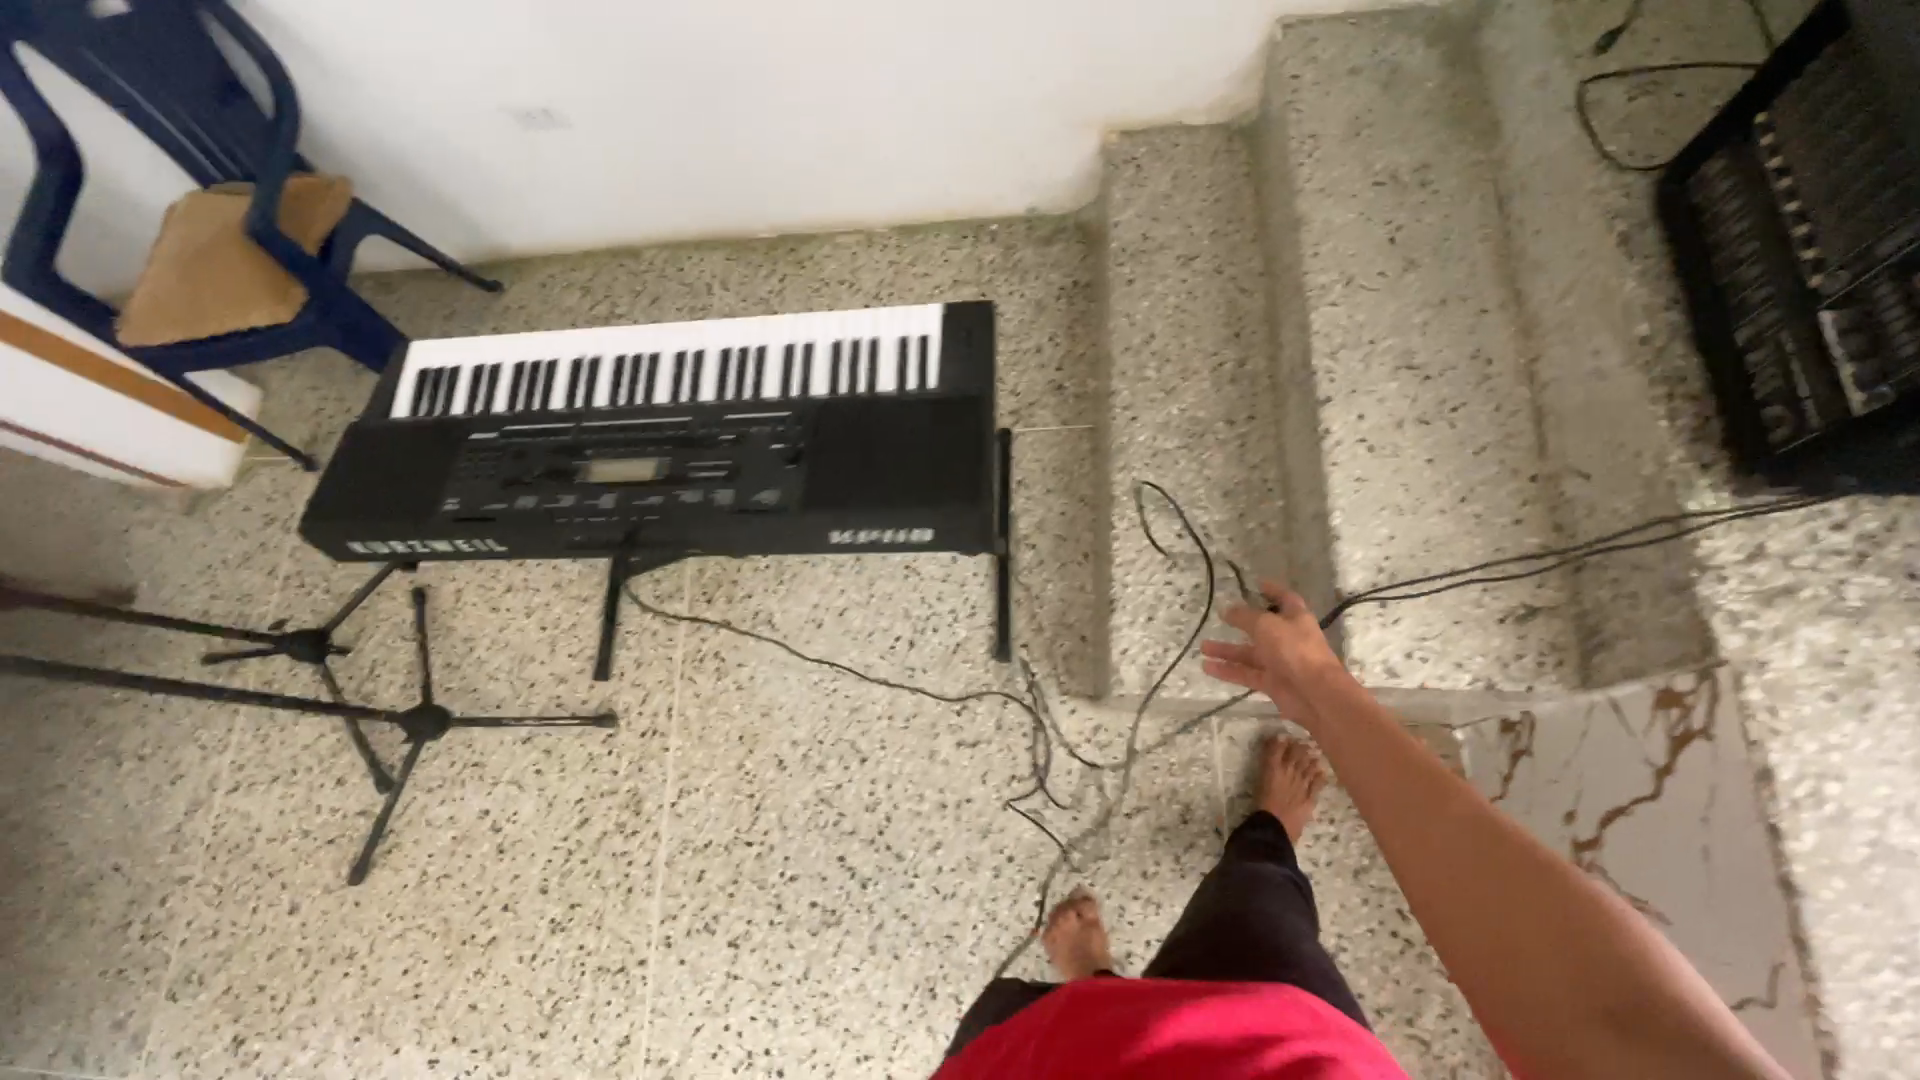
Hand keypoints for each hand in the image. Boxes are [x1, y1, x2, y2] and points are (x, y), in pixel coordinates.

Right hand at [1200, 581, 1350, 725]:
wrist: (1315, 693)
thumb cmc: (1294, 649)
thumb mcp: (1266, 625)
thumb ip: (1244, 616)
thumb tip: (1226, 609)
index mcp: (1295, 618)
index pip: (1284, 598)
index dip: (1272, 590)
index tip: (1255, 584)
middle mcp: (1288, 638)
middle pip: (1261, 628)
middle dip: (1240, 623)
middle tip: (1219, 618)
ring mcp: (1280, 662)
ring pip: (1249, 653)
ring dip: (1227, 650)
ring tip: (1202, 647)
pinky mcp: (1272, 683)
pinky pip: (1246, 673)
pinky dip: (1228, 670)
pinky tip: (1207, 667)